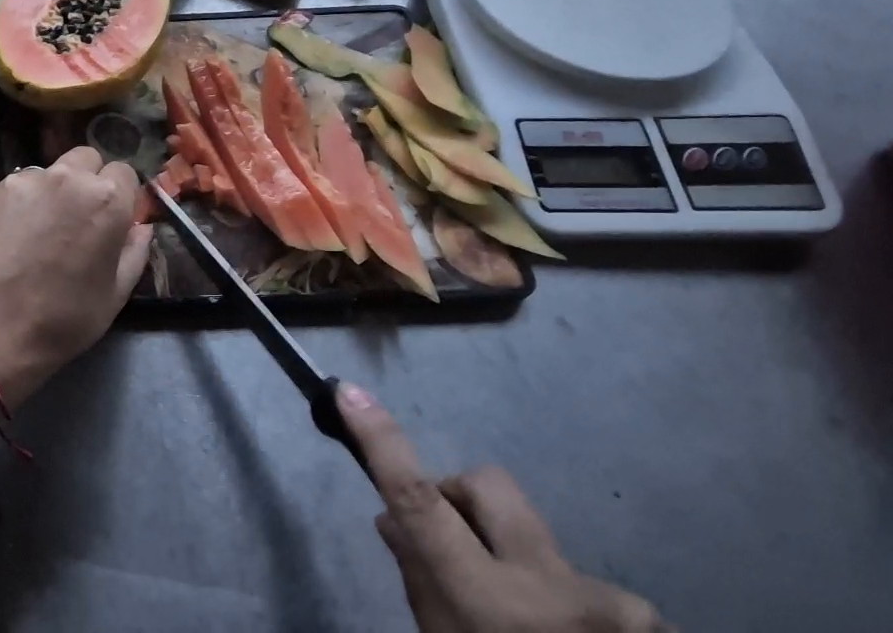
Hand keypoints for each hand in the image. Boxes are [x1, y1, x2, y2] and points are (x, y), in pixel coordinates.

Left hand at [0, 146, 152, 404]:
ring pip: (50, 171)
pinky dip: (22, 201)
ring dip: (53, 189)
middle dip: (87, 181)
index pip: (124, 173)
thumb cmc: (62, 320)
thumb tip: (140, 227)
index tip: (110, 220)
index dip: (120, 196)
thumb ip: (134, 252)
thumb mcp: (115, 295)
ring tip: (40, 229)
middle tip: (77, 219)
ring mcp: (26, 180)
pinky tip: (12, 233)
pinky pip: (18, 185)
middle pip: (86, 160)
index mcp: (107, 200)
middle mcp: (68, 178)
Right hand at [337, 384, 671, 632]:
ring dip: (516, 558)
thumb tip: (392, 518)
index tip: (352, 392)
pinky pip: (577, 575)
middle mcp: (552, 587)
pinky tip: (559, 632)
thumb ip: (420, 577)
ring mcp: (611, 601)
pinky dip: (558, 593)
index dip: (383, 442)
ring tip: (523, 616)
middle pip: (488, 485)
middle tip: (457, 541)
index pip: (420, 502)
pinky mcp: (647, 615)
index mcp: (488, 601)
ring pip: (535, 535)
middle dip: (462, 498)